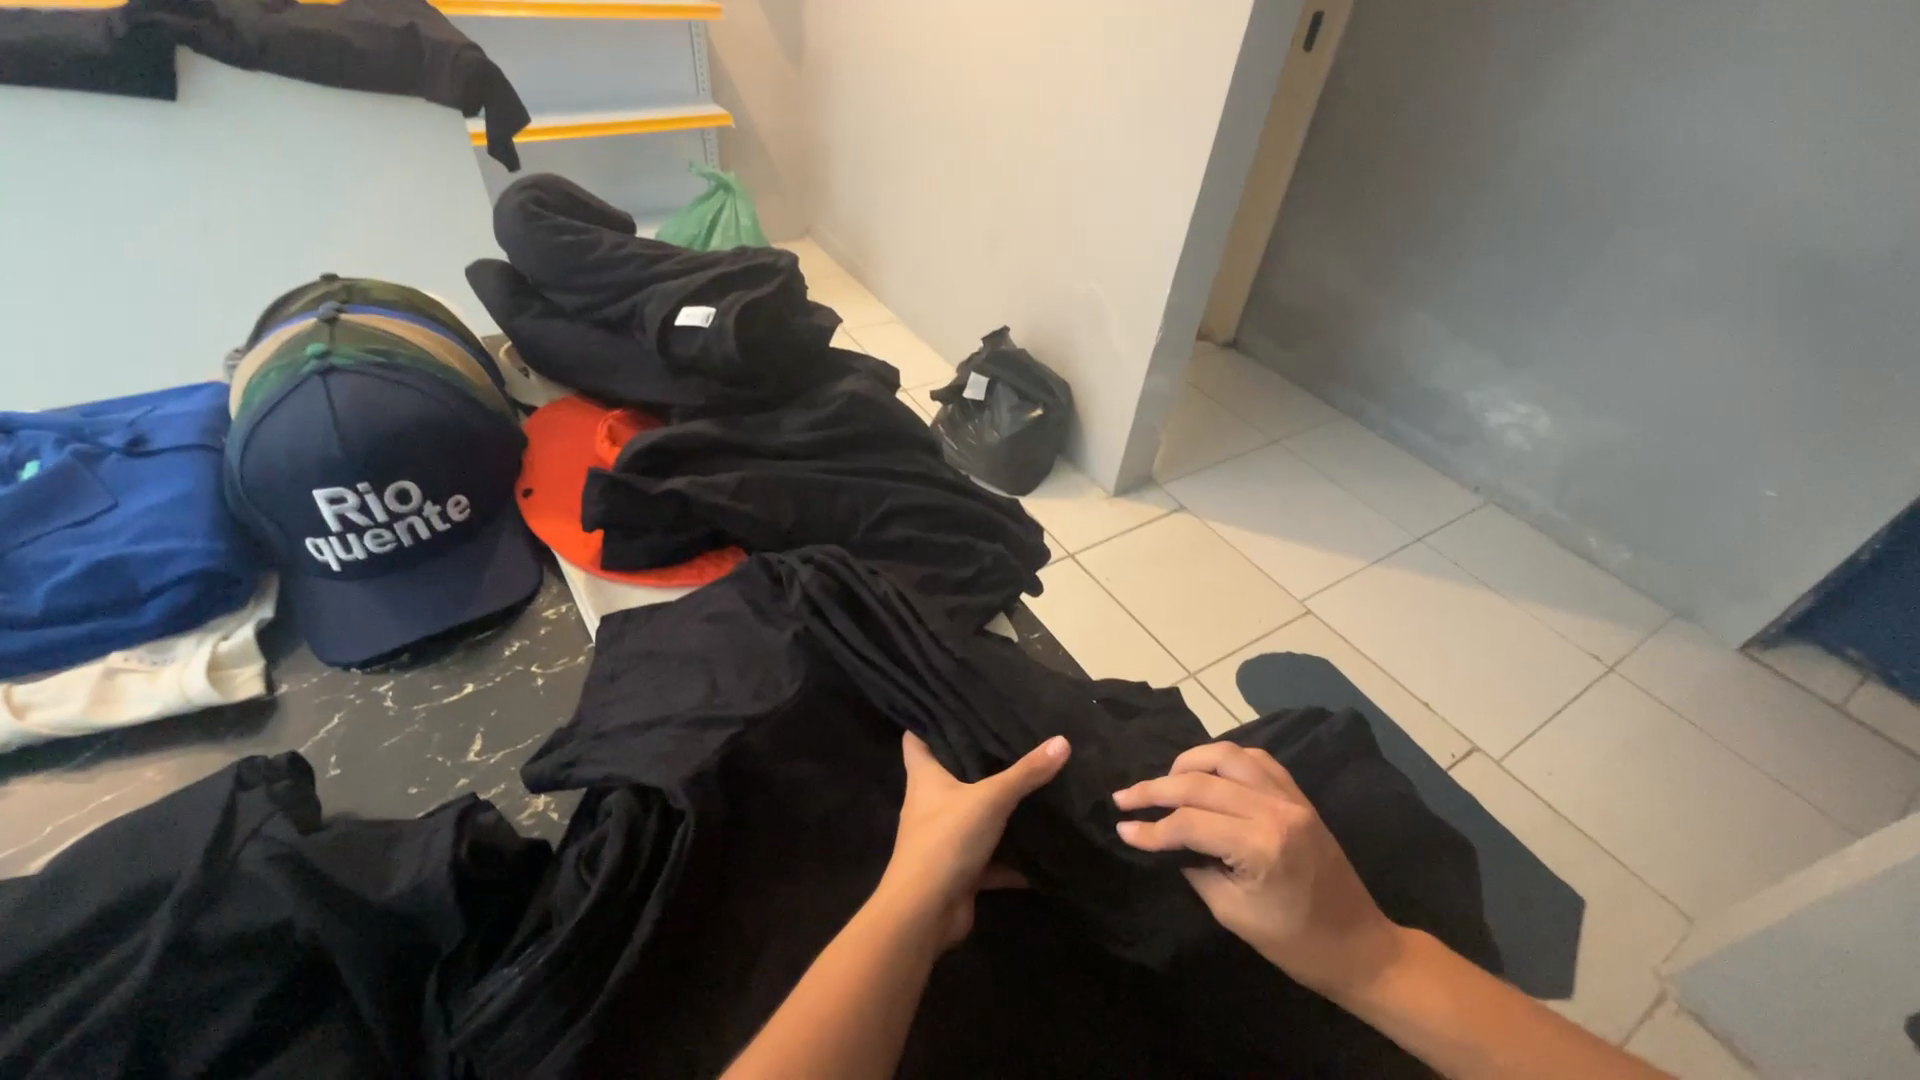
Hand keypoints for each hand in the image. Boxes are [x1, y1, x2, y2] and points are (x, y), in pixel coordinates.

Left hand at [878, 732, 1070, 947]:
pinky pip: (991, 859)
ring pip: (974, 817)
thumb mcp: (991, 799)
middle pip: (950, 775)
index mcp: (924, 777)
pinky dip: (1013, 858)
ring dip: (999, 810)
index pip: (917, 739)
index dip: (932, 722)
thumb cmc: (946, 841)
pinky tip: (1043, 848)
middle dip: (977, 762)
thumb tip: (1062, 741)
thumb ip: (1026, 772)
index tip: (959, 707)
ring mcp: (944, 839)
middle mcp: (929, 804)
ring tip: (1034, 784)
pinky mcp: (960, 870)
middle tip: (1012, 740)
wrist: (926, 914)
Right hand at [1112, 742, 1402, 996]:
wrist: (1361, 947)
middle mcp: (1275, 810)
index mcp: (1260, 845)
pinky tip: (1204, 773)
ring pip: (1226, 756)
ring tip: (1163, 781)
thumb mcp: (1233, 913)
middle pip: (1201, 782)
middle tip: (1123, 798)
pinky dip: (1223, 759)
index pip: (1189, 822)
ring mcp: (1290, 798)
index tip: (1121, 828)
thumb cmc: (1296, 944)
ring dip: (1188, 763)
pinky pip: (1254, 759)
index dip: (1151, 827)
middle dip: (1155, 789)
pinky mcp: (1299, 796)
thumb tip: (1164, 841)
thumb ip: (1195, 868)